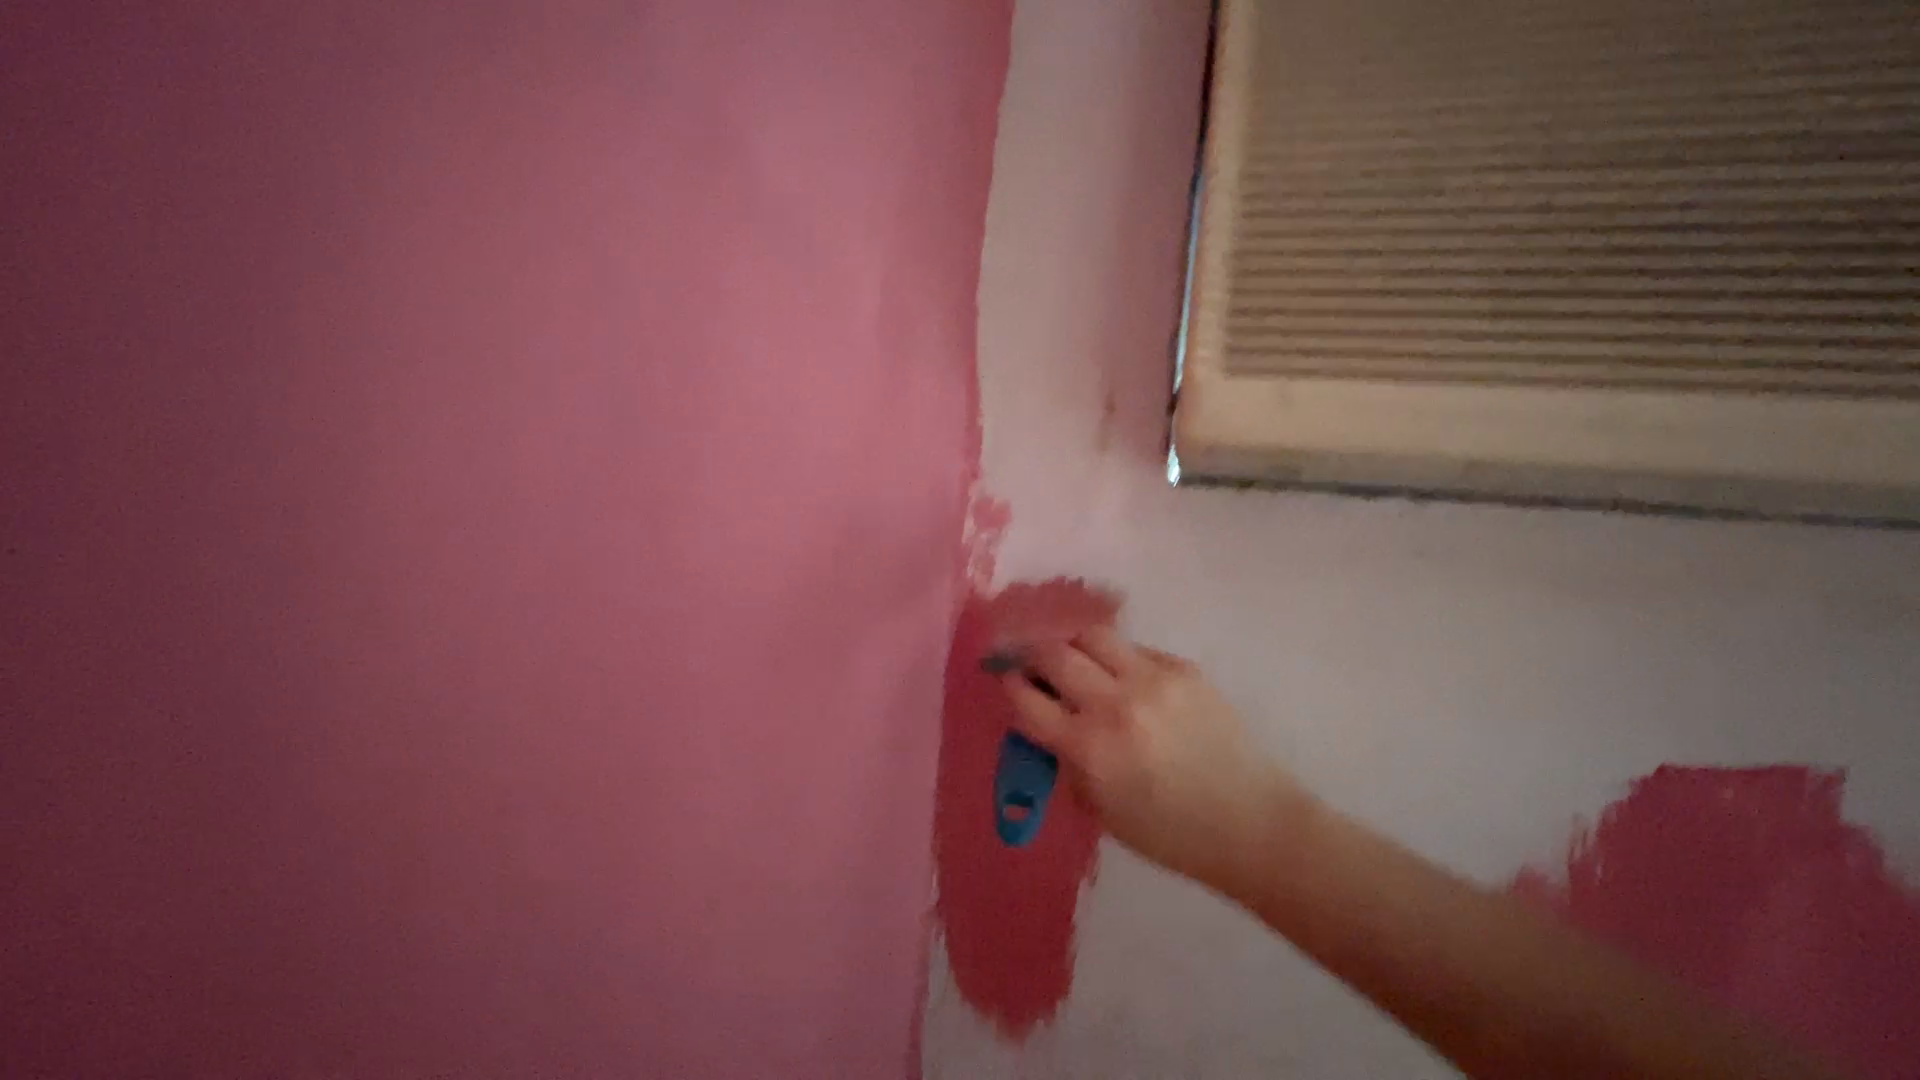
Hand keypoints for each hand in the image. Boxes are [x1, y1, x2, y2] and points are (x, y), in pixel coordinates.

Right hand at [993, 627, 1306, 891]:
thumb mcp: (1100, 811)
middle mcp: (1114, 703)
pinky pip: (1135, 649)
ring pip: (1092, 635)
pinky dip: (1118, 659)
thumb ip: (1067, 763)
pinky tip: (1124, 678)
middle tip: (1032, 660)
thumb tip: (1044, 724)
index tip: (1005, 679)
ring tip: (1074, 657)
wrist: (1250, 822)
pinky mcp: (1183, 668)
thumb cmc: (1169, 834)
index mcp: (1089, 748)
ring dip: (1073, 644)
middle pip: (1053, 653)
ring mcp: (1152, 679)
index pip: (1027, 699)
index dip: (1008, 684)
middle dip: (1032, 653)